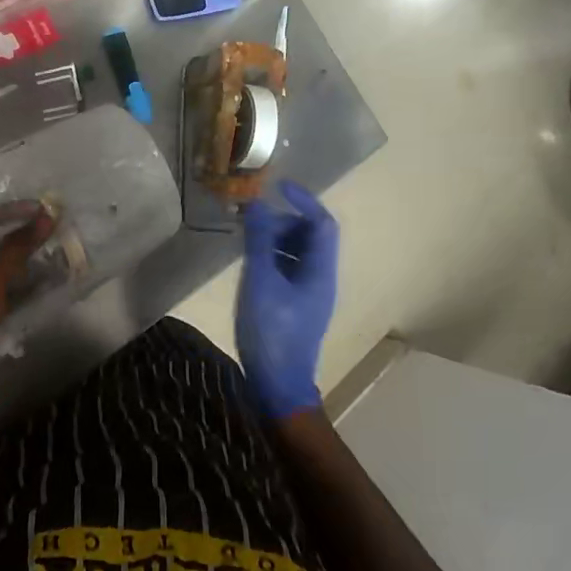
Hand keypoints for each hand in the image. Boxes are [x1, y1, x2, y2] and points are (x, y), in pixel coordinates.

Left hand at [0, 205, 52, 413]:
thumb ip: (15, 248)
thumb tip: (46, 216)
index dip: (11, 213)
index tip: (43, 207)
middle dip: (25, 237)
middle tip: (60, 227)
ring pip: (7, 271)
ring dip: (33, 262)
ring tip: (65, 250)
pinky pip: (13, 295)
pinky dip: (32, 287)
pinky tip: (58, 280)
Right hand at [237, 181, 338, 418]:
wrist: (279, 384)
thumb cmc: (272, 331)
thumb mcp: (261, 282)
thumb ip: (260, 241)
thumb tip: (257, 204)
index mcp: (321, 271)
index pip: (322, 222)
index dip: (303, 200)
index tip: (277, 187)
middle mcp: (322, 278)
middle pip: (311, 236)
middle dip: (284, 221)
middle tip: (253, 219)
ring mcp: (311, 294)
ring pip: (300, 254)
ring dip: (278, 239)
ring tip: (249, 239)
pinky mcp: (298, 306)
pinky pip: (291, 271)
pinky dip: (274, 259)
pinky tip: (252, 264)